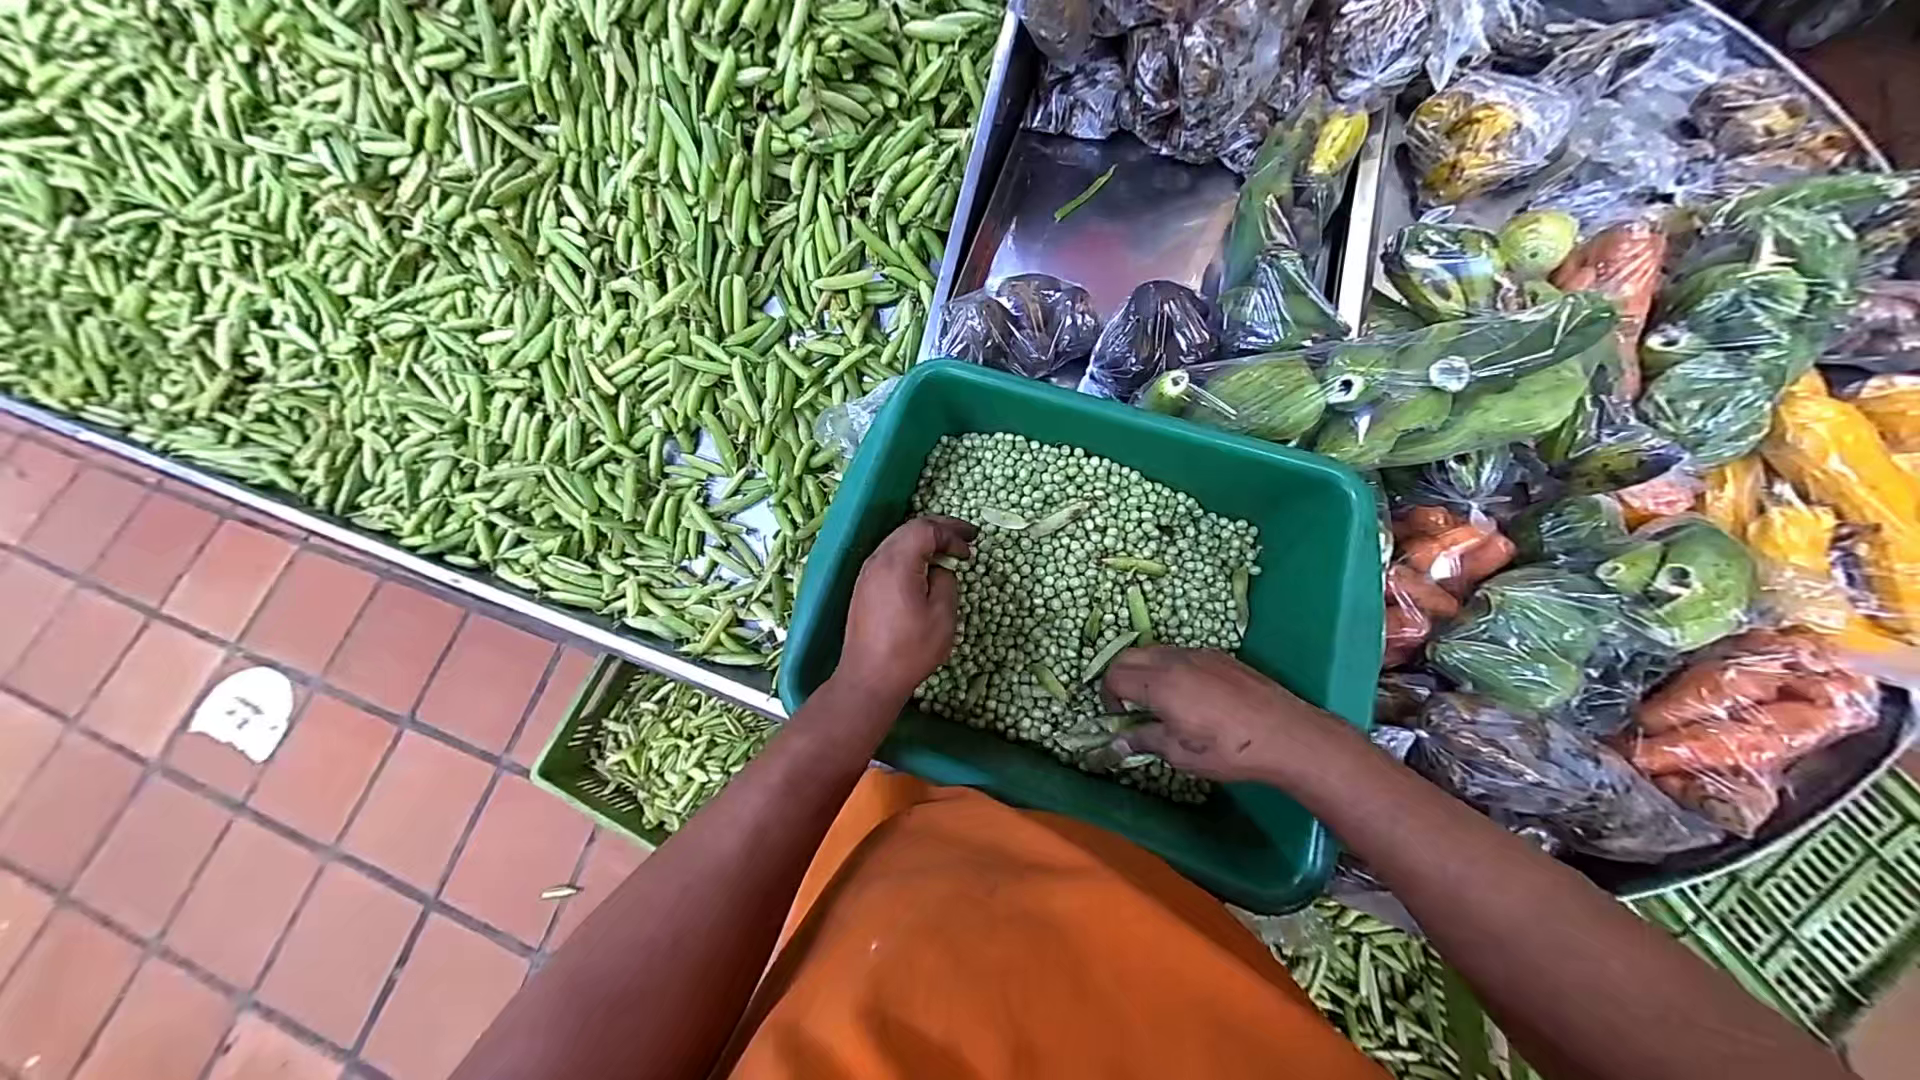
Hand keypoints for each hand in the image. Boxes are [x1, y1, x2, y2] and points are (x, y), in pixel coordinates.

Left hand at [833, 515, 976, 703]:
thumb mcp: (942, 616)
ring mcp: (867, 573)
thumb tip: (940, 570)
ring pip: (899, 540)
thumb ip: (946, 582)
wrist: (869, 678)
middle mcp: (878, 560)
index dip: (952, 534)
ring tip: (949, 550)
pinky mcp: (864, 587)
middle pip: (910, 528)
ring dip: (925, 540)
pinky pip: (890, 557)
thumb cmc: (909, 649)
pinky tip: (926, 568)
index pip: (926, 529)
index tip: (969, 553)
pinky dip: (912, 554)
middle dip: (941, 528)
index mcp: (897, 562)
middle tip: (966, 536)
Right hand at [1100, 647, 1356, 783]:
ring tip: (1158, 700)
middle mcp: (1174, 660)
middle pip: (1128, 656)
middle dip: (1119, 678)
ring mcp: (1198, 653)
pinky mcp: (1219, 655)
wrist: (1287, 734)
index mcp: (1159, 684)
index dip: (1108, 697)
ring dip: (1144, 670)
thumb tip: (1118, 740)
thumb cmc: (1229, 750)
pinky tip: (1188, 693)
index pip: (1114, 676)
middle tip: (1130, 705)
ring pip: (1154, 651)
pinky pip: (1180, 653)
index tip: (1120, 717)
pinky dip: (1169, 666)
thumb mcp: (1180, 754)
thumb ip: (1144, 740)